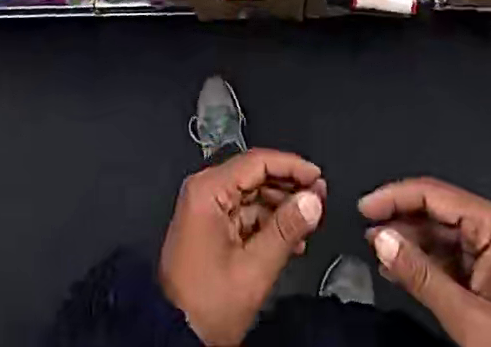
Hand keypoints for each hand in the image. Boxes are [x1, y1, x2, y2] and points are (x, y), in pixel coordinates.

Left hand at [159, 149, 326, 344]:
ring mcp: (206, 209)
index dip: (292, 167)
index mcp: (208, 191)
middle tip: (318, 201)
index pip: (258, 162)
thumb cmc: (207, 306)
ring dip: (282, 208)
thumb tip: (313, 200)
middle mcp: (204, 192)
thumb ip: (287, 228)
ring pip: (254, 194)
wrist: (172, 341)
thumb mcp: (254, 268)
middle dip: (290, 189)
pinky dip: (269, 223)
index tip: (318, 178)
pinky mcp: (210, 228)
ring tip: (307, 225)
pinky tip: (290, 241)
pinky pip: (246, 213)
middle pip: (256, 175)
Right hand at [360, 178, 490, 346]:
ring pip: (446, 234)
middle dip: (402, 219)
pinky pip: (457, 256)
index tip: (362, 207)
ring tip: (379, 253)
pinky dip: (430, 263)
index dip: (395, 196)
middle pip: (440, 209)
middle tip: (366, 234)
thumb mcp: (469, 318)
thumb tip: (381, 238)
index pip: (435, 193)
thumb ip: (421, 276)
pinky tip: (406, 272)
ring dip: (413, 243)